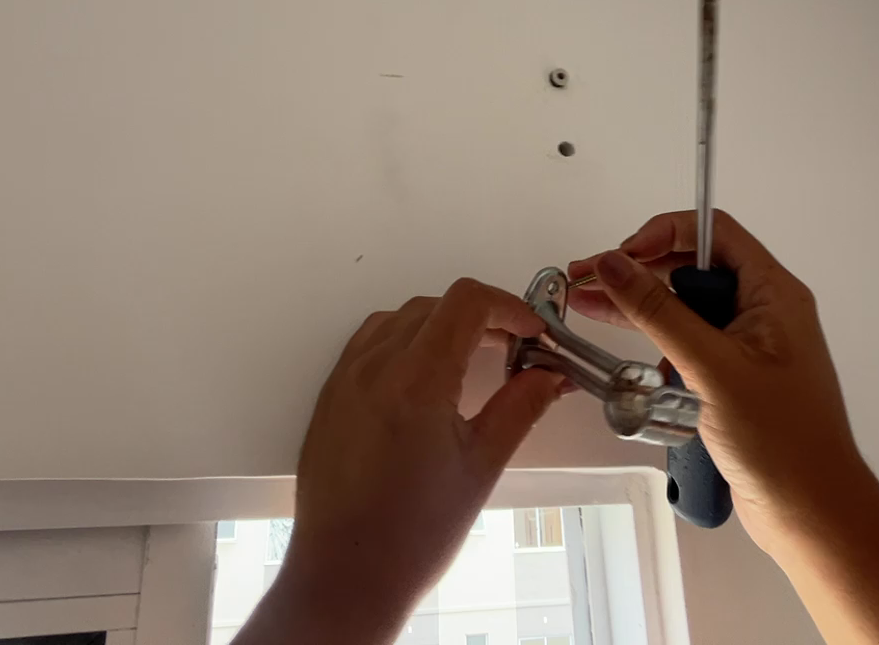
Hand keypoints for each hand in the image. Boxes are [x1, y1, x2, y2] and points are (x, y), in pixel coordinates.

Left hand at [237, 279, 567, 644]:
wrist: (345, 576)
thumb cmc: (407, 535)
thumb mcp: (481, 466)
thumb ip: (520, 407)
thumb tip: (546, 376)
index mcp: (416, 379)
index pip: (467, 302)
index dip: (509, 306)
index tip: (530, 330)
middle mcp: (376, 366)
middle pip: (438, 304)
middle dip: (482, 317)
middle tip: (512, 349)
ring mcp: (347, 375)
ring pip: (403, 316)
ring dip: (443, 323)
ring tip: (470, 358)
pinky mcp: (332, 390)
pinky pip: (372, 338)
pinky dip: (406, 338)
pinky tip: (424, 370)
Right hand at [569, 209, 878, 555]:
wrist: (813, 519)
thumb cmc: (778, 441)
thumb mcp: (710, 367)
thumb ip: (657, 311)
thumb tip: (611, 262)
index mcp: (772, 293)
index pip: (713, 233)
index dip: (663, 233)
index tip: (623, 256)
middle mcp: (759, 309)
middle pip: (690, 265)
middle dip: (636, 267)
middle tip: (587, 275)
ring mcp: (744, 342)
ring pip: (682, 301)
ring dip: (635, 299)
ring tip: (585, 298)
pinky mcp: (728, 372)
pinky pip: (684, 336)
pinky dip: (649, 332)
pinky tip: (615, 331)